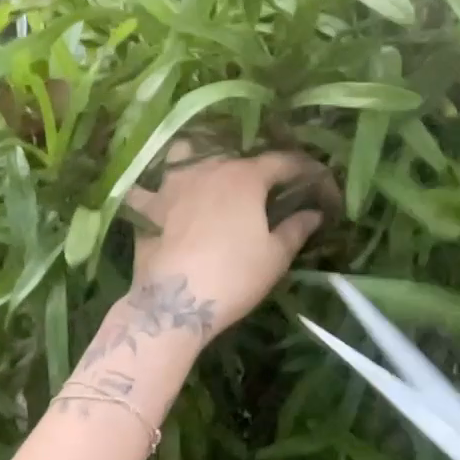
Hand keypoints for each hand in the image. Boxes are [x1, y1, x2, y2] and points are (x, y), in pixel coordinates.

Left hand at [124, 150, 327, 336]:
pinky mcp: (146, 207)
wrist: (176, 303)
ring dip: (197, 160)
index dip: (302, 170)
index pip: (282, 161)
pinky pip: (144, 188)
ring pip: (183, 156)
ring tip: (208, 178)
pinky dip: (150, 188)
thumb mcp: (275, 256)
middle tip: (264, 189)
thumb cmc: (233, 277)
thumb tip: (313, 214)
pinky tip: (157, 195)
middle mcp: (205, 170)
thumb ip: (296, 229)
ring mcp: (171, 185)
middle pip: (234, 159)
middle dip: (253, 169)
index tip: (314, 181)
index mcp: (244, 177)